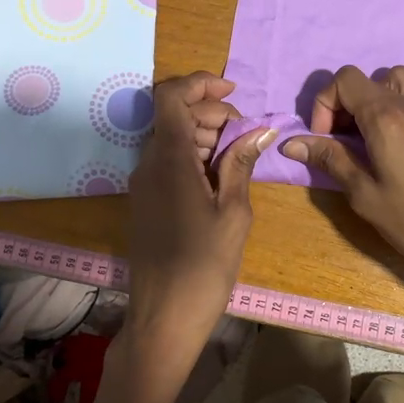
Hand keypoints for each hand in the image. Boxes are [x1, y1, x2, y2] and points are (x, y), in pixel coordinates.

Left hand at [125, 72, 275, 363]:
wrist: (163, 319)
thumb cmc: (204, 266)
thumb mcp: (233, 213)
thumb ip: (241, 164)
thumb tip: (259, 130)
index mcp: (168, 159)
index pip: (170, 96)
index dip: (200, 84)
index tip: (234, 91)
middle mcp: (148, 163)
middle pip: (173, 114)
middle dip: (211, 111)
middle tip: (246, 133)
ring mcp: (143, 183)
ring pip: (171, 137)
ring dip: (204, 134)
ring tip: (238, 156)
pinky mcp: (146, 201)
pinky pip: (167, 161)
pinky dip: (193, 155)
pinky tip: (220, 177)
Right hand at [279, 65, 403, 301]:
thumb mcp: (365, 196)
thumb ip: (331, 161)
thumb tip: (292, 143)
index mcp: (386, 116)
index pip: (345, 79)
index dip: (325, 103)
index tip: (324, 140)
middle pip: (371, 79)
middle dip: (348, 104)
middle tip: (343, 143)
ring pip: (401, 81)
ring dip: (379, 98)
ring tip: (373, 136)